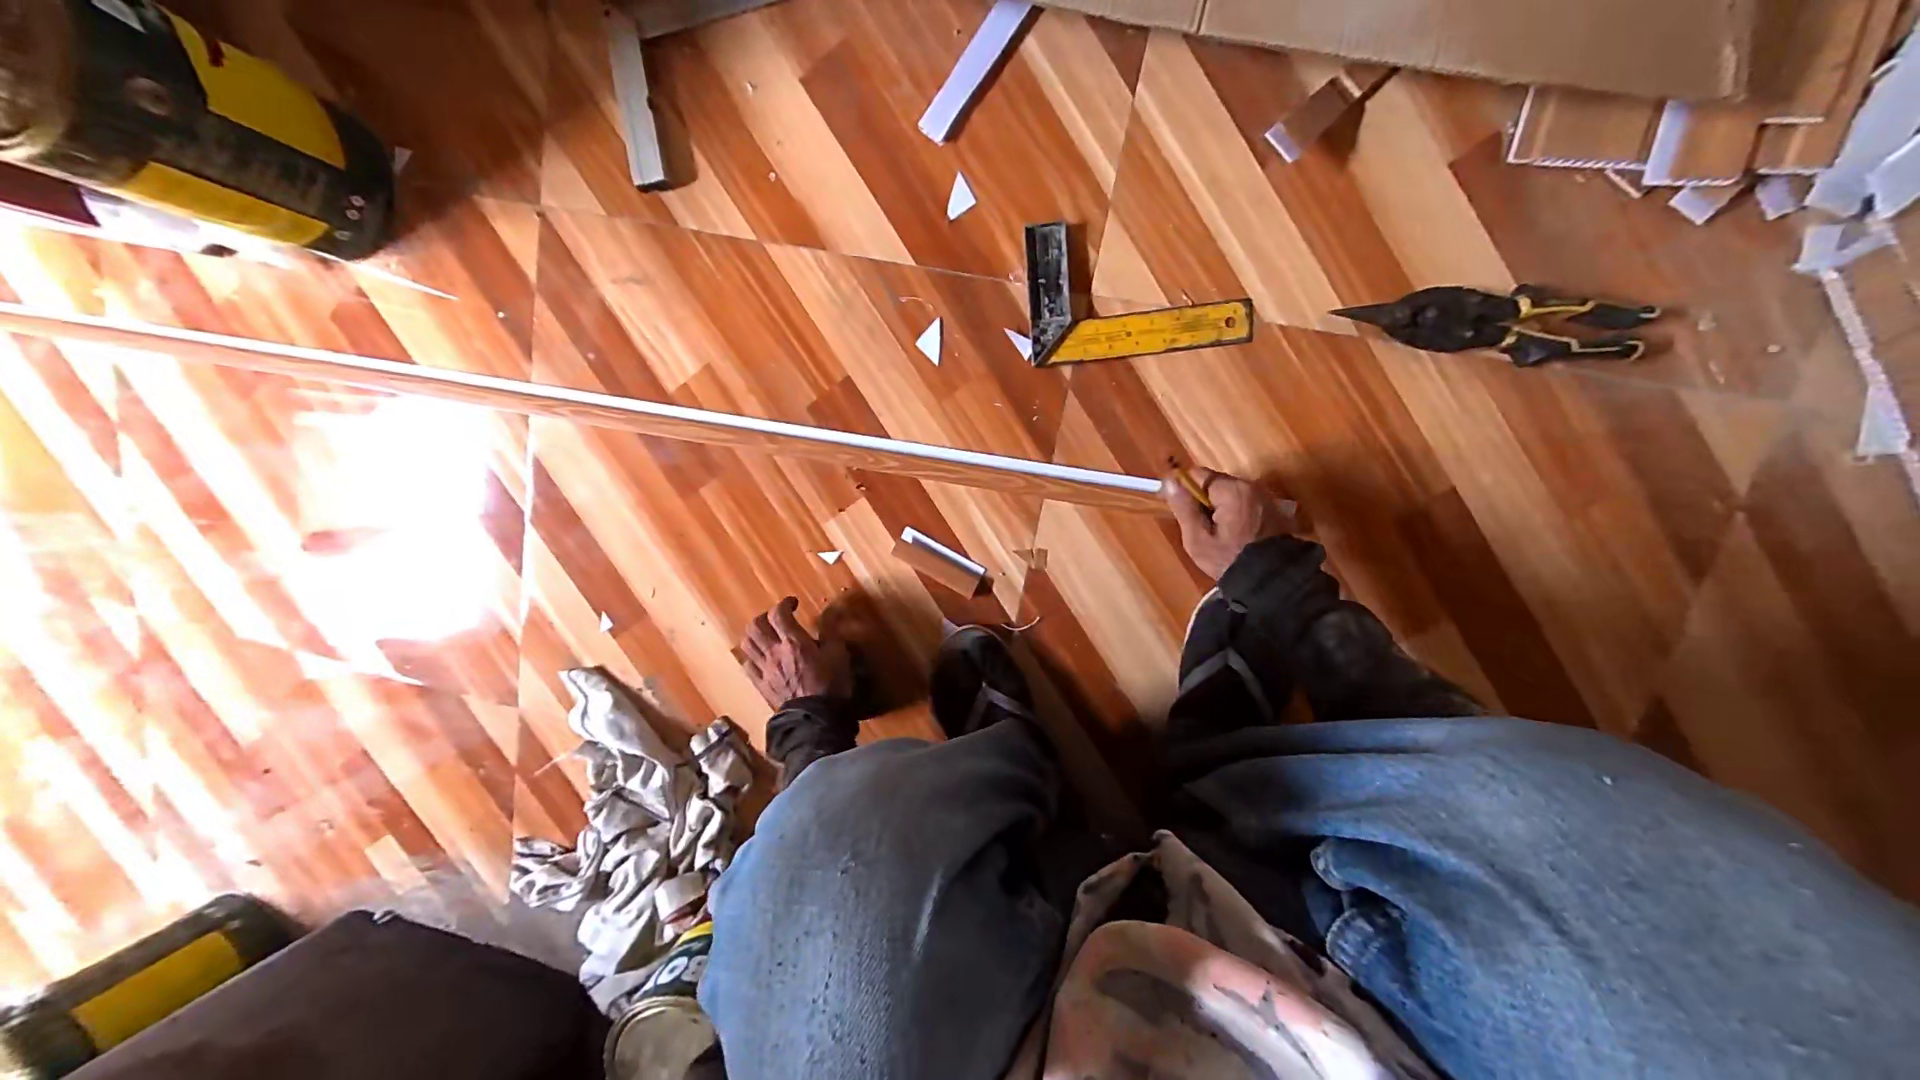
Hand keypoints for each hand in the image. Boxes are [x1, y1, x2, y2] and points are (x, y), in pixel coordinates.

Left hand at [740, 597, 852, 709]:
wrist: (815, 719)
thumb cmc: (830, 685)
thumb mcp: (839, 655)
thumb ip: (830, 635)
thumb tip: (828, 620)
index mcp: (793, 642)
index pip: (779, 614)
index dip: (784, 604)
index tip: (793, 603)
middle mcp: (774, 652)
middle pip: (756, 625)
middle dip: (765, 616)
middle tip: (777, 618)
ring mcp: (764, 670)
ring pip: (747, 643)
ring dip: (754, 634)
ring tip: (766, 635)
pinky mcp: (761, 685)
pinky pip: (747, 665)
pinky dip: (751, 657)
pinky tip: (761, 658)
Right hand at [1164, 468, 1290, 580]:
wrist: (1271, 580)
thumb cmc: (1228, 559)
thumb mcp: (1197, 538)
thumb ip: (1184, 507)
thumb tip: (1170, 481)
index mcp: (1231, 490)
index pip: (1198, 475)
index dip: (1185, 491)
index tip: (1182, 511)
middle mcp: (1250, 486)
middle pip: (1215, 483)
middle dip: (1204, 501)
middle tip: (1201, 529)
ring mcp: (1264, 496)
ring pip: (1230, 494)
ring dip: (1220, 508)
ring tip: (1220, 535)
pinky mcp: (1273, 508)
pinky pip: (1245, 503)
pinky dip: (1236, 514)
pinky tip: (1236, 535)